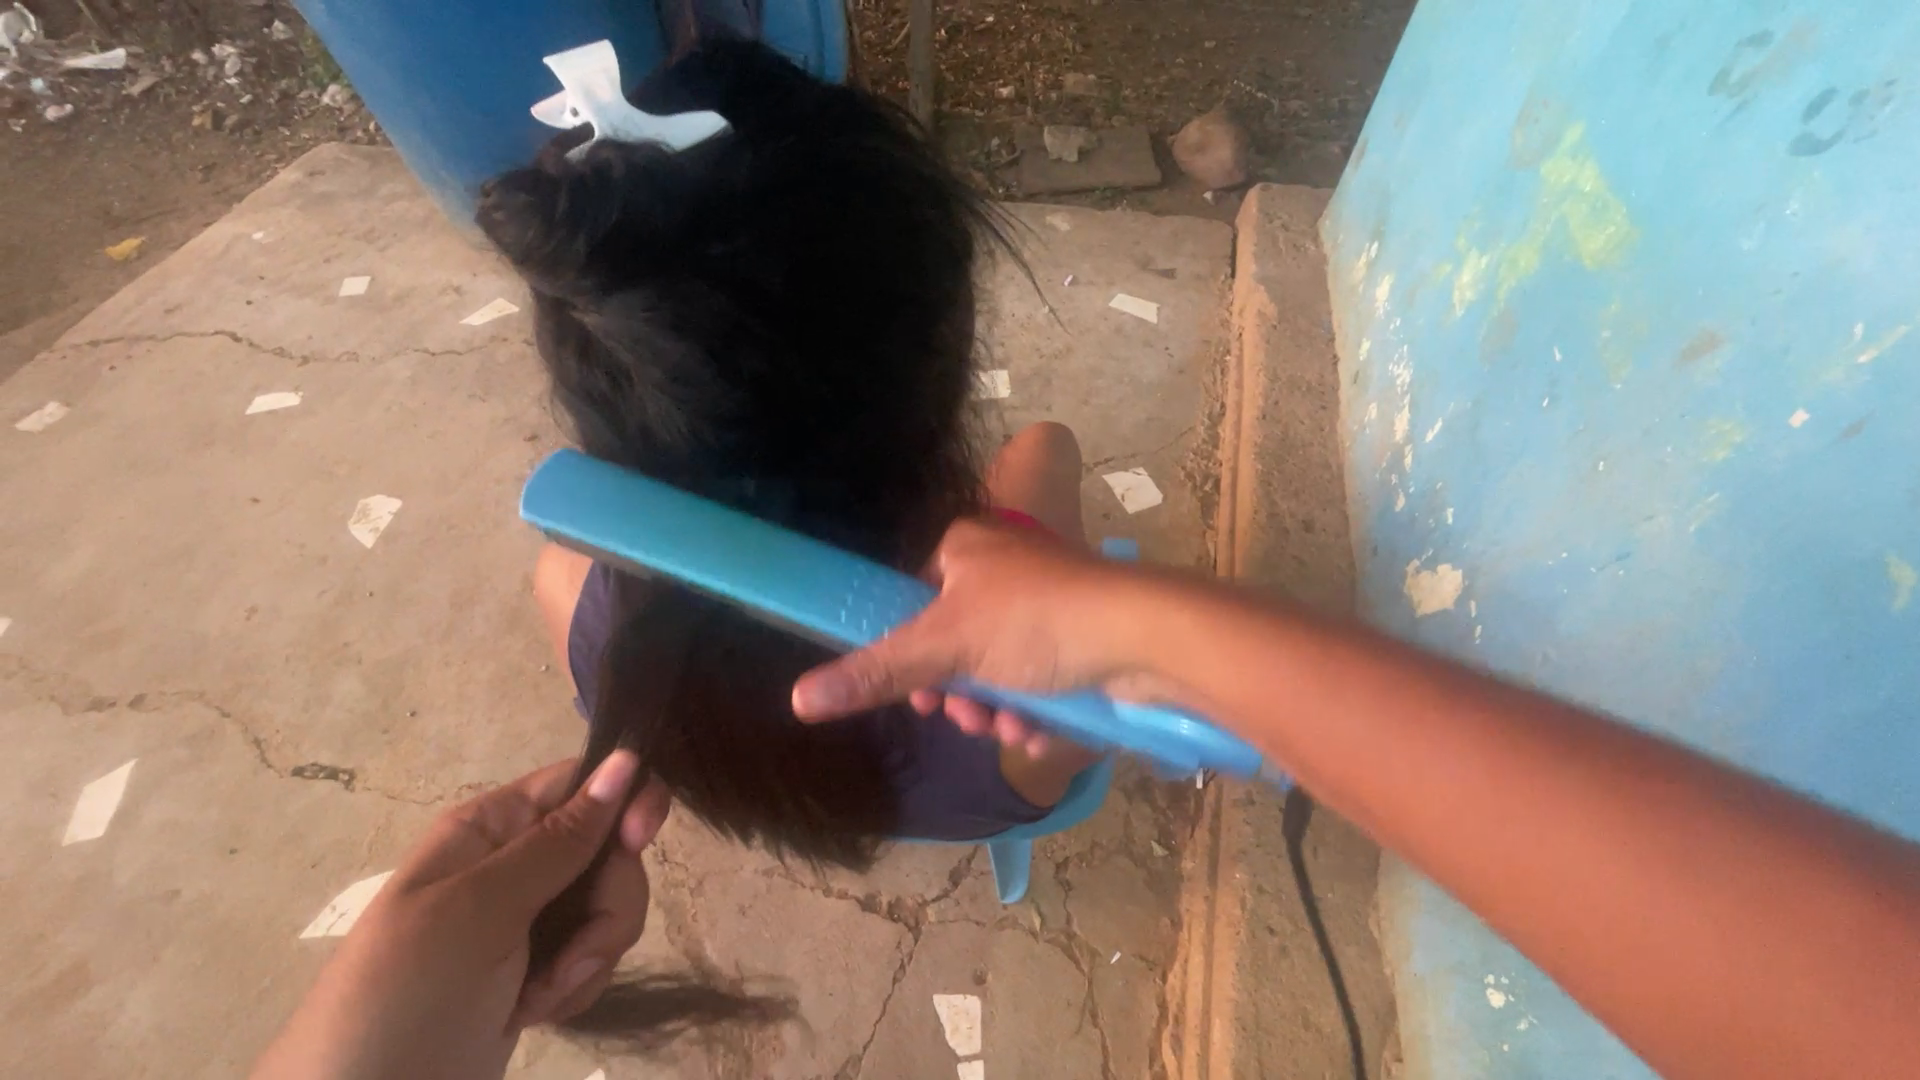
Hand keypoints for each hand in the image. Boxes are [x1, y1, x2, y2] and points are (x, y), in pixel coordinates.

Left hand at [250, 752, 668, 1079]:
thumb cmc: (404, 1001)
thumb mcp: (481, 911)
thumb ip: (560, 839)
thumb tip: (627, 756)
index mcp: (492, 826)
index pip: (585, 780)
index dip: (626, 801)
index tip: (638, 843)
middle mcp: (515, 861)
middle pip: (611, 848)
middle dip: (608, 904)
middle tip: (572, 954)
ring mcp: (529, 917)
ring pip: (612, 903)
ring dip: (591, 954)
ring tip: (538, 998)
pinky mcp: (540, 968)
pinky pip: (596, 952)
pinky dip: (579, 984)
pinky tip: (536, 1013)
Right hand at [791, 518, 1172, 741]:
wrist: (1141, 635)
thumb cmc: (1033, 622)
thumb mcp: (946, 648)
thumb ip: (875, 672)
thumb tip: (797, 699)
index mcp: (966, 549)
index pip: (913, 599)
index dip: (908, 653)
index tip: (917, 696)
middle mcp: (1002, 568)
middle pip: (953, 641)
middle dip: (959, 692)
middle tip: (966, 717)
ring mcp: (1041, 601)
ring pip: (995, 666)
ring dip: (995, 708)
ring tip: (1009, 726)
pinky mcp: (1075, 633)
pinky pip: (1034, 675)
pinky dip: (1031, 707)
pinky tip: (1038, 729)